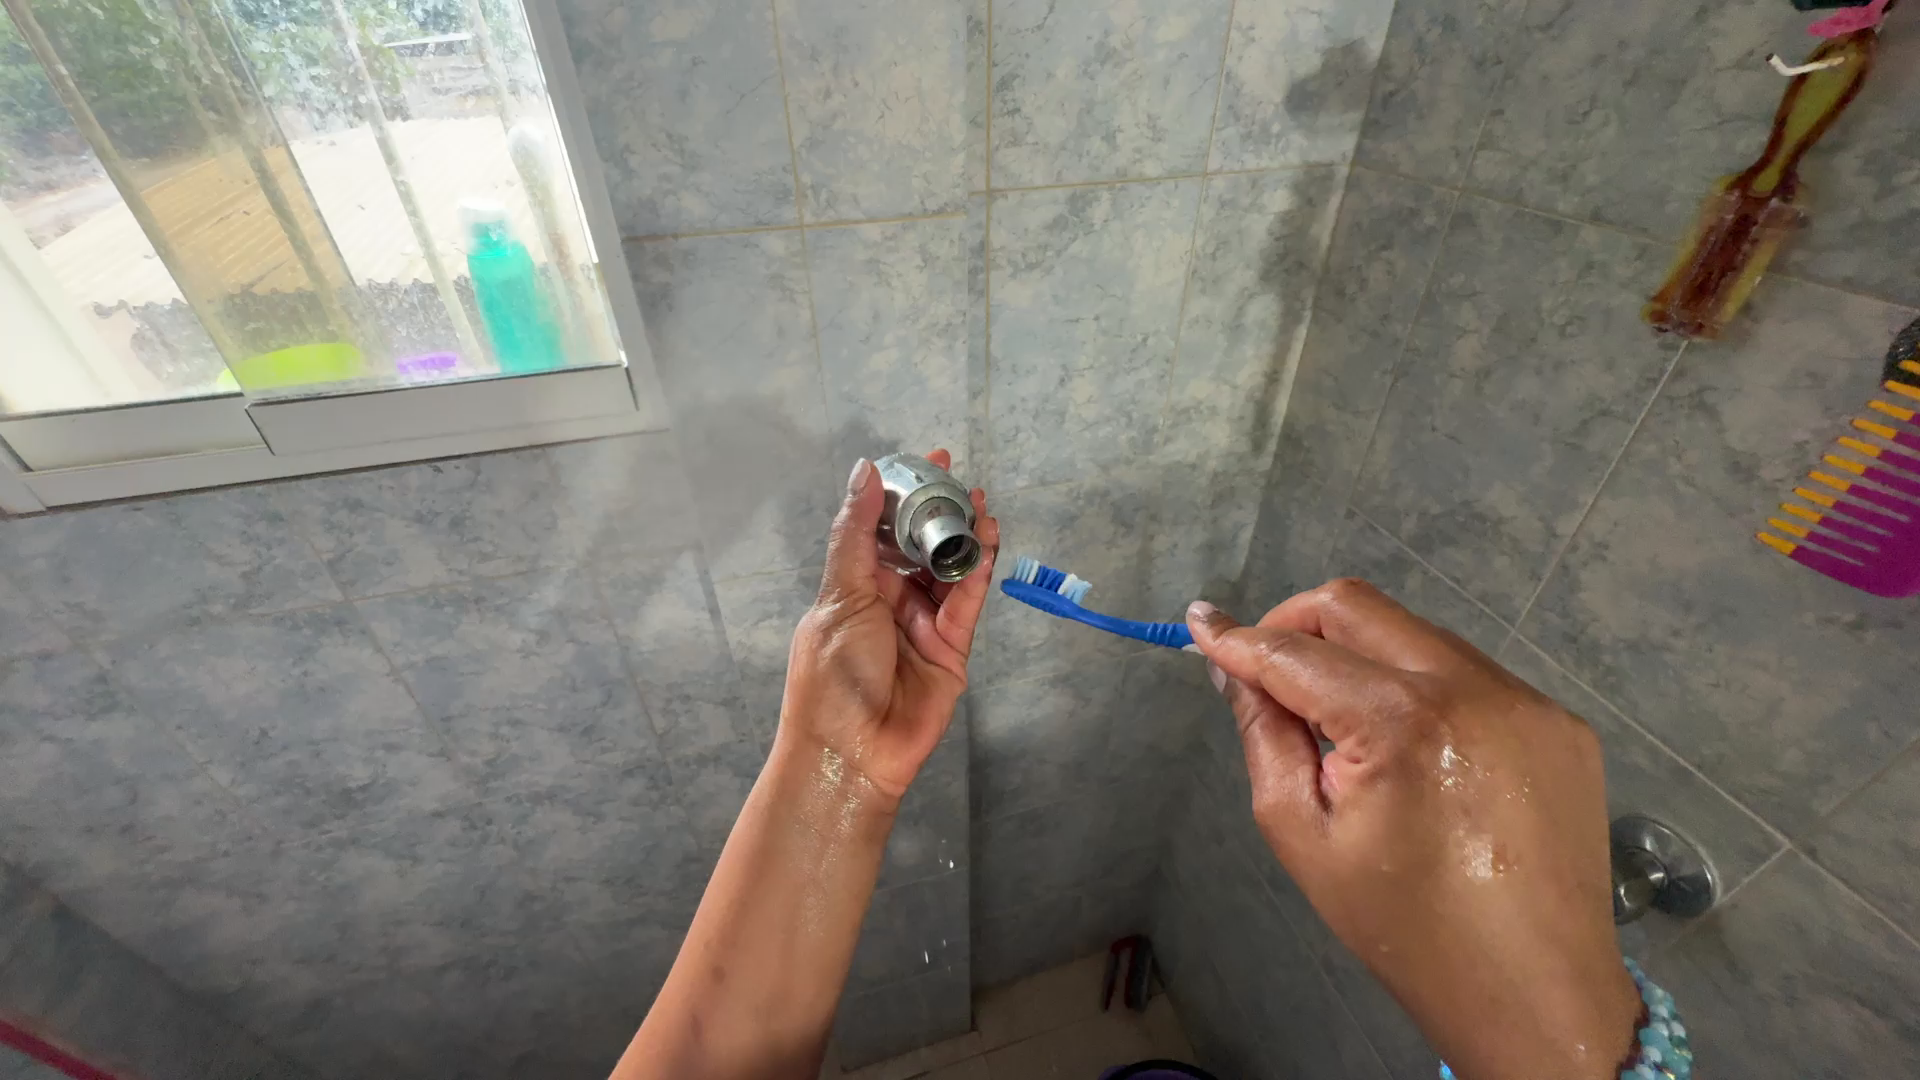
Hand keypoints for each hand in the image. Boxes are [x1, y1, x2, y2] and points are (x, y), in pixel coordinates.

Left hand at [778, 451, 998, 803]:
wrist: (853, 751)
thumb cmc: (834, 672)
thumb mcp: (840, 595)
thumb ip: (858, 533)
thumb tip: (864, 470)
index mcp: (857, 586)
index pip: (884, 530)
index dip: (904, 497)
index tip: (926, 463)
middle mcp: (892, 600)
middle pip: (922, 547)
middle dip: (941, 512)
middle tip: (961, 478)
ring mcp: (924, 623)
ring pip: (950, 570)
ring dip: (964, 537)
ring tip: (980, 503)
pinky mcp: (953, 647)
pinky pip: (967, 601)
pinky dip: (977, 570)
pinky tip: (986, 539)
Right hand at [1185, 581, 1639, 1079]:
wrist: (1536, 1000)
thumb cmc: (1398, 923)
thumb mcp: (1299, 830)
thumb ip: (1263, 732)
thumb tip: (1232, 669)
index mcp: (1401, 724)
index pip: (1296, 654)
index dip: (1238, 638)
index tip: (1201, 621)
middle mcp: (1472, 689)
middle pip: (1356, 606)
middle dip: (1295, 623)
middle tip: (1265, 668)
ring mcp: (1526, 700)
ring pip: (1409, 630)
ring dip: (1354, 652)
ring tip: (1337, 718)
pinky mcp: (1557, 720)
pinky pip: (1460, 669)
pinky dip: (1409, 682)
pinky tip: (1405, 743)